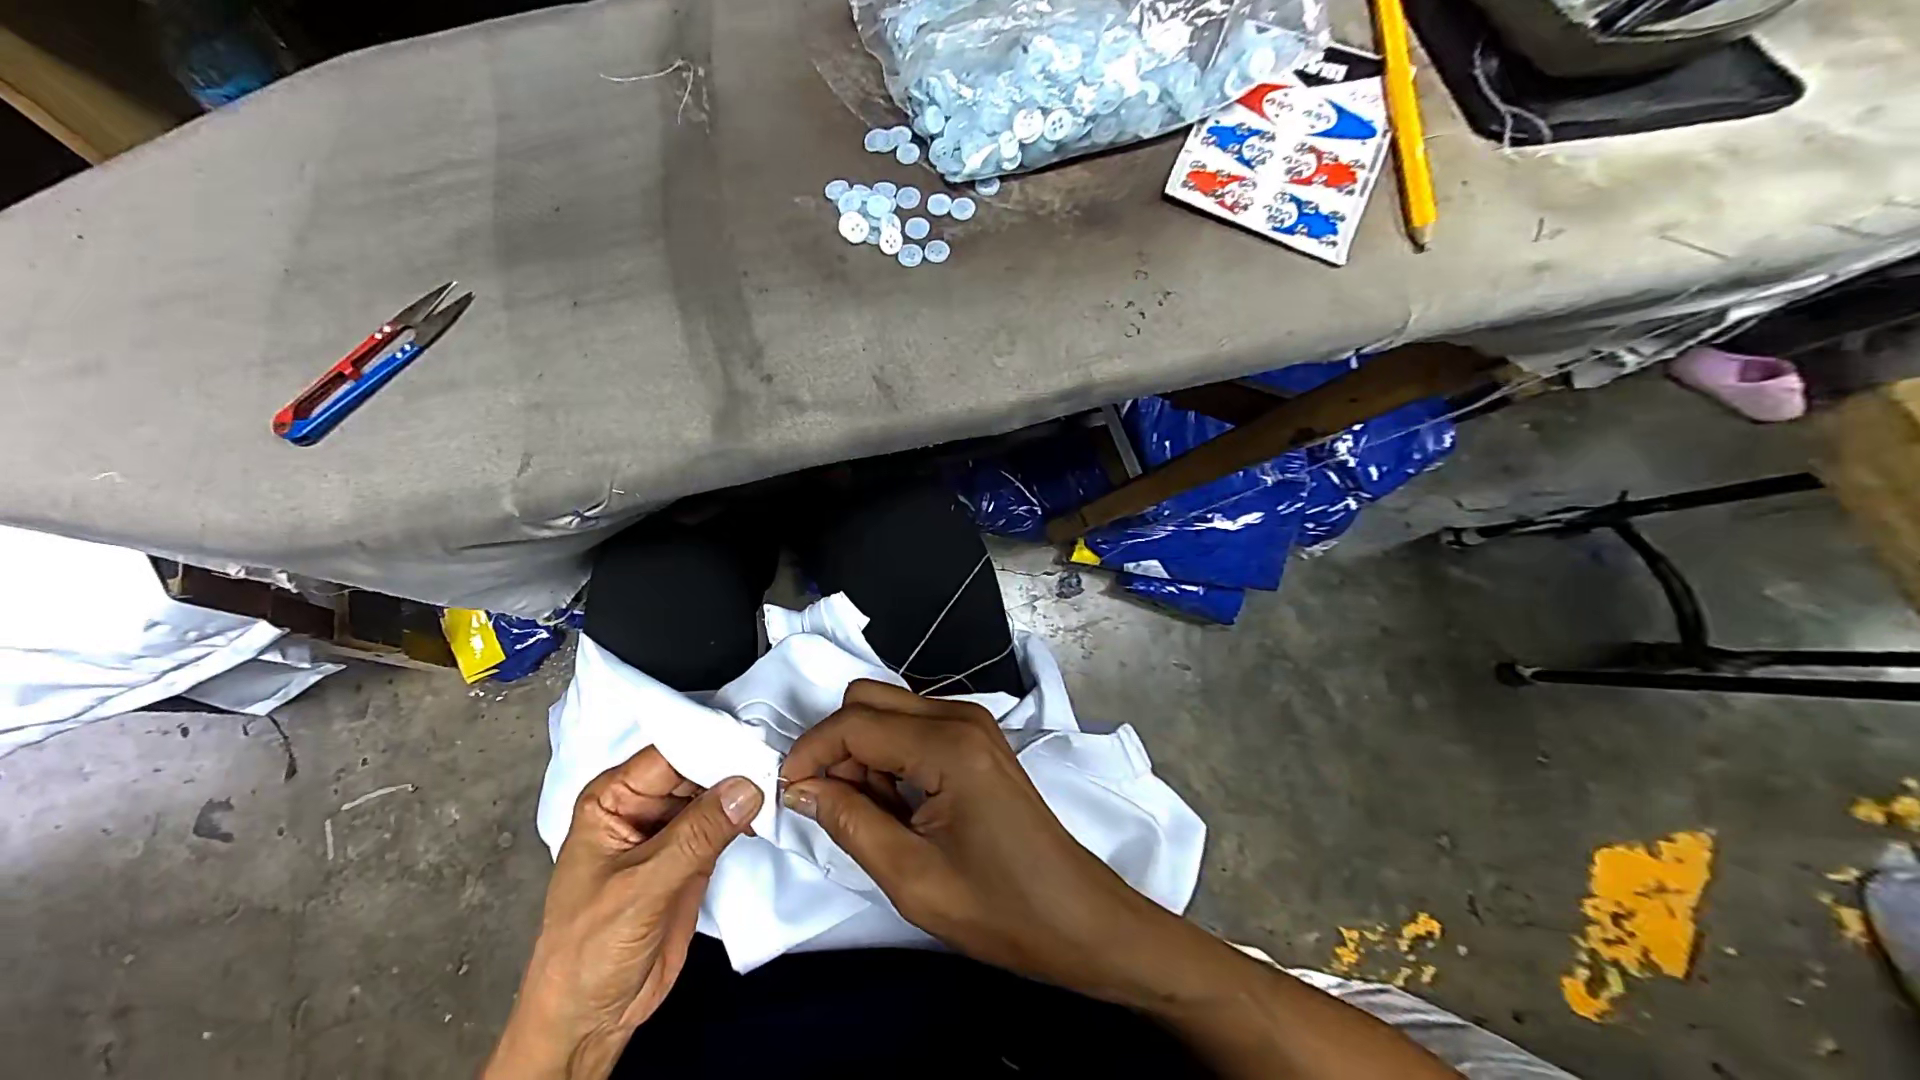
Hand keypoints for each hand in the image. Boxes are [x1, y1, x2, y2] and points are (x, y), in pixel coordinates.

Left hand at [484, 748, 761, 1079]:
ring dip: (748, 788)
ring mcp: (671, 830)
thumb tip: (748, 787)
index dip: (713, 742)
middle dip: (737, 762)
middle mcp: (643, 805)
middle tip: (781, 759)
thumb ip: (696, 835)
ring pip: (717, 792)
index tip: (758, 736)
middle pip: (698, 767)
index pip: (670, 753)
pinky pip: (728, 822)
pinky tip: (772, 813)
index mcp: (613, 799)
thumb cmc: (589, 951)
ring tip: (785, 778)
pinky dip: (750, 816)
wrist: (590, 1019)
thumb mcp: (641, 888)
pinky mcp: (695, 854)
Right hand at [780, 682, 1462, 1079]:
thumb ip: (856, 821)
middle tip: (819, 806)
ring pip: (898, 712)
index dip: (808, 755)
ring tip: (854, 812)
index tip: (786, 795)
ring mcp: (984, 727)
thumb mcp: (917, 882)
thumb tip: (808, 782)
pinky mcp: (992, 747)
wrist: (1107, 931)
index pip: (850, 719)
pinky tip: (892, 803)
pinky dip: (894, 759)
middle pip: (873, 700)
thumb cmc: (1018, 917)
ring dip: (866, 752)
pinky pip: (922, 731)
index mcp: (949, 741)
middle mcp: (969, 715)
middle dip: (835, 744)